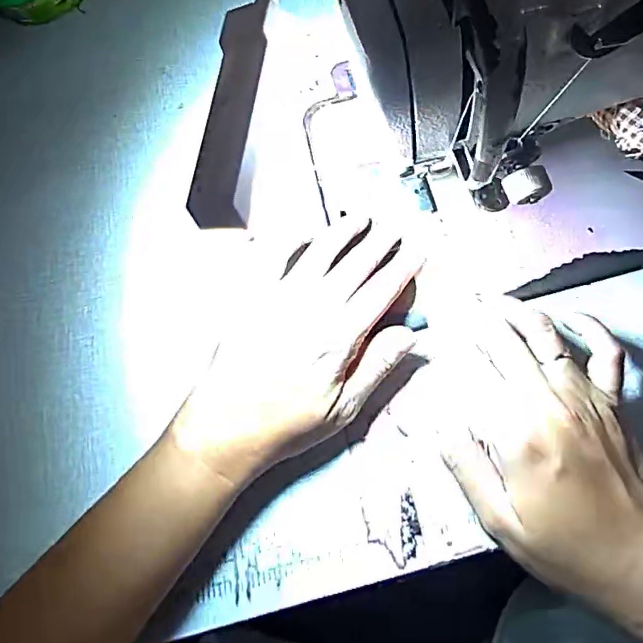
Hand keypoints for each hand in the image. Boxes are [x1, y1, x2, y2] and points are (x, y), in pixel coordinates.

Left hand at [168, 215, 423, 486]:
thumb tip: (408, 336)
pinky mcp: (255, 294)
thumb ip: (377, 367)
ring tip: (359, 219)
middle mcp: (313, 306)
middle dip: (379, 242)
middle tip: (394, 228)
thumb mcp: (342, 408)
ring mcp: (282, 295)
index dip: (401, 268)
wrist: (226, 422)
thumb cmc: (285, 422)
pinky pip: (276, 255)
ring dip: (343, 232)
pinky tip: (306, 231)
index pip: (380, 291)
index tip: (416, 252)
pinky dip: (293, 238)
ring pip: (320, 251)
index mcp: (339, 335)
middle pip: (355, 264)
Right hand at [433, 309, 642, 605]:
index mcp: (519, 433)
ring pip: (546, 334)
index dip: (447, 352)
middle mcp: (550, 402)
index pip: (472, 373)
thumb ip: (466, 468)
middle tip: (452, 305)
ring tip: (492, 300)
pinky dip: (590, 326)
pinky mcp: (613, 400)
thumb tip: (437, 422)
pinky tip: (569, 316)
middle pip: (503, 342)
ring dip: (516, 311)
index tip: (430, 341)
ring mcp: (586, 395)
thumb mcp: (502, 524)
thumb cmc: (568, 548)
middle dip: (473, 319)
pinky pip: (607, 350)